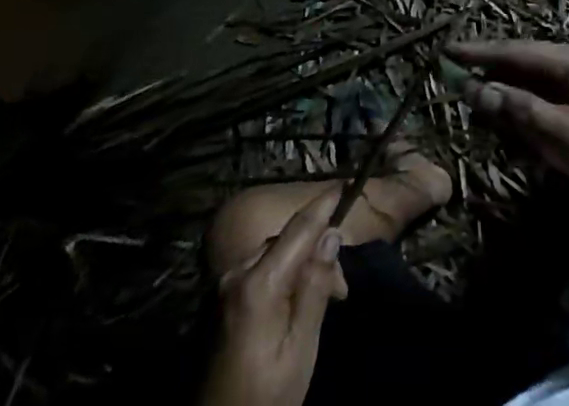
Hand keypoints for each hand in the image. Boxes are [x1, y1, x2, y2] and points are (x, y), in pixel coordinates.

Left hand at [199, 191, 347, 405]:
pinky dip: (284, 274)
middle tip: (342, 289)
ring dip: (302, 263)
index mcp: (258, 282)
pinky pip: (260, 270)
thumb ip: (315, 286)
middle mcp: (237, 273)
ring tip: (326, 297)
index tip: (346, 183)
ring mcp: (225, 286)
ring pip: (274, 253)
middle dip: (318, 249)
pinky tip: (298, 300)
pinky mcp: (222, 300)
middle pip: (286, 240)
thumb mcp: (301, 345)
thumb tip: (331, 235)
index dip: (324, 204)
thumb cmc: (267, 393)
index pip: (299, 228)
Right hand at [450, 39, 568, 196]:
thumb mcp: (565, 132)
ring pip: (524, 78)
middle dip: (485, 67)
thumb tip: (478, 89)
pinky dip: (517, 103)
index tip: (447, 51)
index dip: (479, 53)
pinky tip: (503, 114)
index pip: (513, 52)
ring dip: (499, 87)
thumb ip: (521, 109)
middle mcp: (567, 64)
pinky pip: (536, 95)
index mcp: (567, 62)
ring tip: (470, 93)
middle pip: (516, 60)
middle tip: (450, 73)